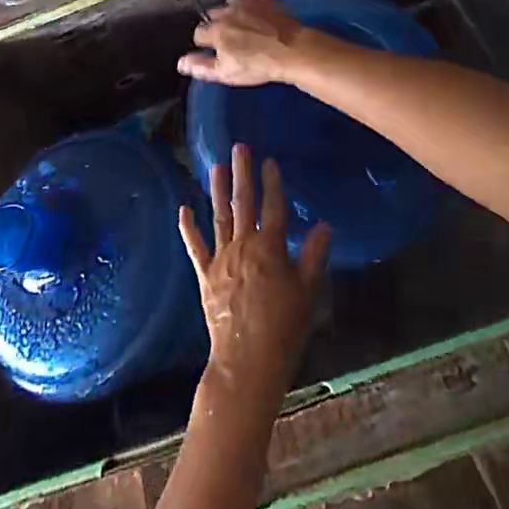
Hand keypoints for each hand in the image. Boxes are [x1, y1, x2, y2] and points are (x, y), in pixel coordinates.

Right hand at [177, 0, 314, 86]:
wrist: (292, 50)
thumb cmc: (258, 65)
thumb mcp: (226, 73)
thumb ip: (201, 66)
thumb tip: (181, 63)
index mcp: (215, 31)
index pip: (198, 33)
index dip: (205, 43)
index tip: (215, 50)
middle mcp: (227, 12)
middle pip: (212, 15)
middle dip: (217, 25)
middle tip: (230, 40)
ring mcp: (246, 2)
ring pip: (230, 3)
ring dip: (232, 12)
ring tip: (244, 26)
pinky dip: (250, 1)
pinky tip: (256, 13)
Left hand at [179, 144, 331, 399]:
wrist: (247, 361)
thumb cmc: (284, 328)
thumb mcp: (308, 292)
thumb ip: (314, 256)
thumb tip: (324, 225)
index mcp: (270, 248)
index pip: (274, 207)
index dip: (272, 183)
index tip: (270, 160)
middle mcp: (243, 246)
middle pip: (244, 204)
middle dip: (243, 174)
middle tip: (239, 147)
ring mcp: (221, 260)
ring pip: (220, 217)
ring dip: (218, 191)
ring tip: (216, 167)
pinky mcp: (206, 276)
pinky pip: (196, 247)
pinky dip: (189, 228)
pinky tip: (184, 209)